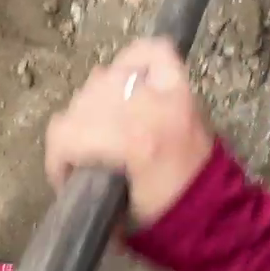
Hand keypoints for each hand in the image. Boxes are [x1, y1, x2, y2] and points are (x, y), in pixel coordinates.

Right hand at [45, 38, 215, 226]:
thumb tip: (64, 154)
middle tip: (85, 159)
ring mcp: (168, 94)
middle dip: (76, 134)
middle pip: (84, 103)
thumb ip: (84, 174)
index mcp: (133, 143)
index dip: (57, 158)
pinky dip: (132, 61)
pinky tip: (124, 82)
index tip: (64, 177)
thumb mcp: (114, 207)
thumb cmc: (163, 217)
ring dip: (97, 103)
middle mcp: (149, 108)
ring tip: (104, 130)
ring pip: (107, 79)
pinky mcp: (182, 87)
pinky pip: (150, 52)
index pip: (68, 131)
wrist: (213, 212)